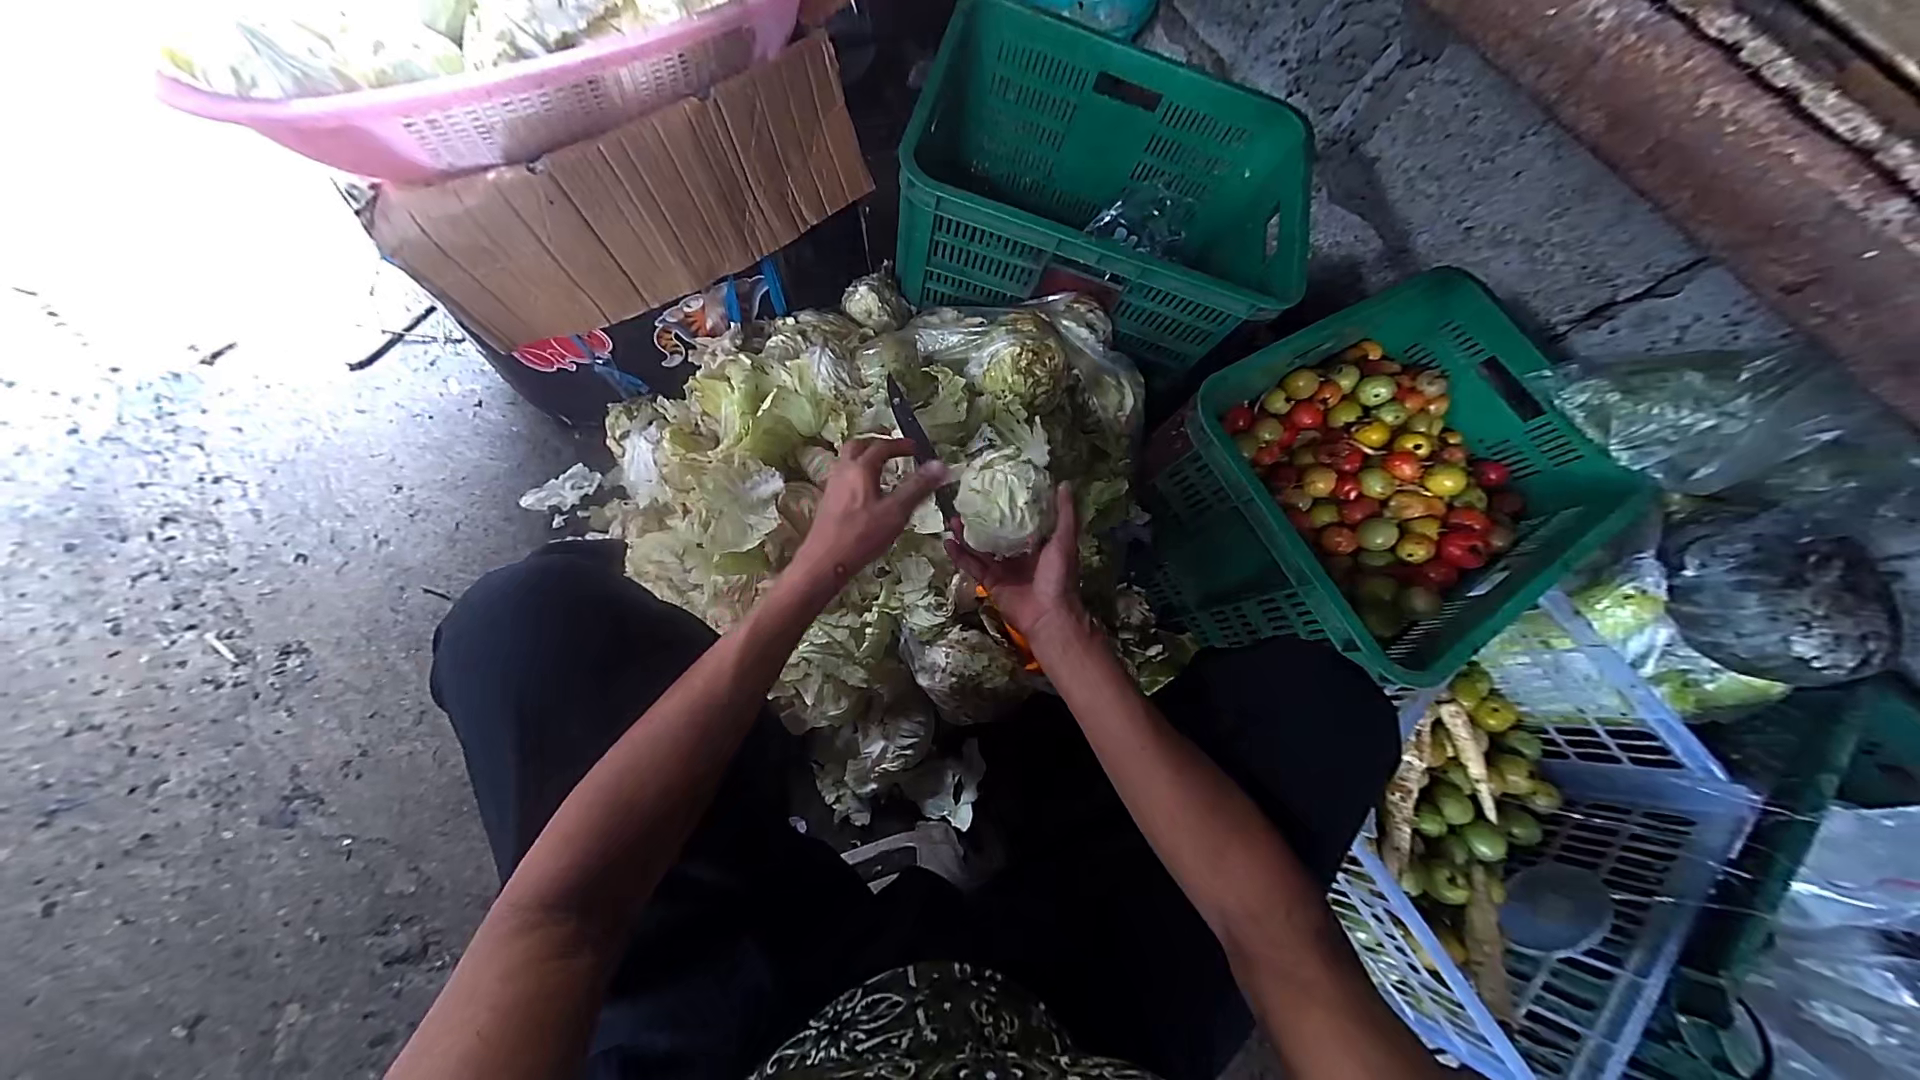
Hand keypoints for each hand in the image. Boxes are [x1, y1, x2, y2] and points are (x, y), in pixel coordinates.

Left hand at [791, 438, 948, 588]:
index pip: (881, 447)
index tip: (915, 448)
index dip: (900, 445)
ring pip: (848, 461)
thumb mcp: (896, 512)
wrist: (825, 561)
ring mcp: (832, 485)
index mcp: (860, 468)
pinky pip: (844, 476)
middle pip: (859, 446)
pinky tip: (868, 492)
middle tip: (895, 450)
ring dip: (866, 458)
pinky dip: (858, 474)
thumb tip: (940, 465)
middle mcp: (843, 471)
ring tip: (883, 469)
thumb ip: (918, 487)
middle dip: (878, 444)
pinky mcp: (828, 501)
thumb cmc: (862, 535)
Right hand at [945, 483, 1087, 642]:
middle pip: (996, 533)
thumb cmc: (1059, 576)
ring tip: (952, 519)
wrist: (1048, 615)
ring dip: (966, 535)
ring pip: (980, 548)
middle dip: (982, 520)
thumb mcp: (1064, 540)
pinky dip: (960, 556)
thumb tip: (1064, 483)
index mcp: (1038, 544)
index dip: (1008, 506)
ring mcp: (1003, 569)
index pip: (1020, 520)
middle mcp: (1019, 555)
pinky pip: (972, 566)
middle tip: (967, 504)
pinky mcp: (990, 582)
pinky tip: (947, 542)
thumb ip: (1064, 513)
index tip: (995, 490)